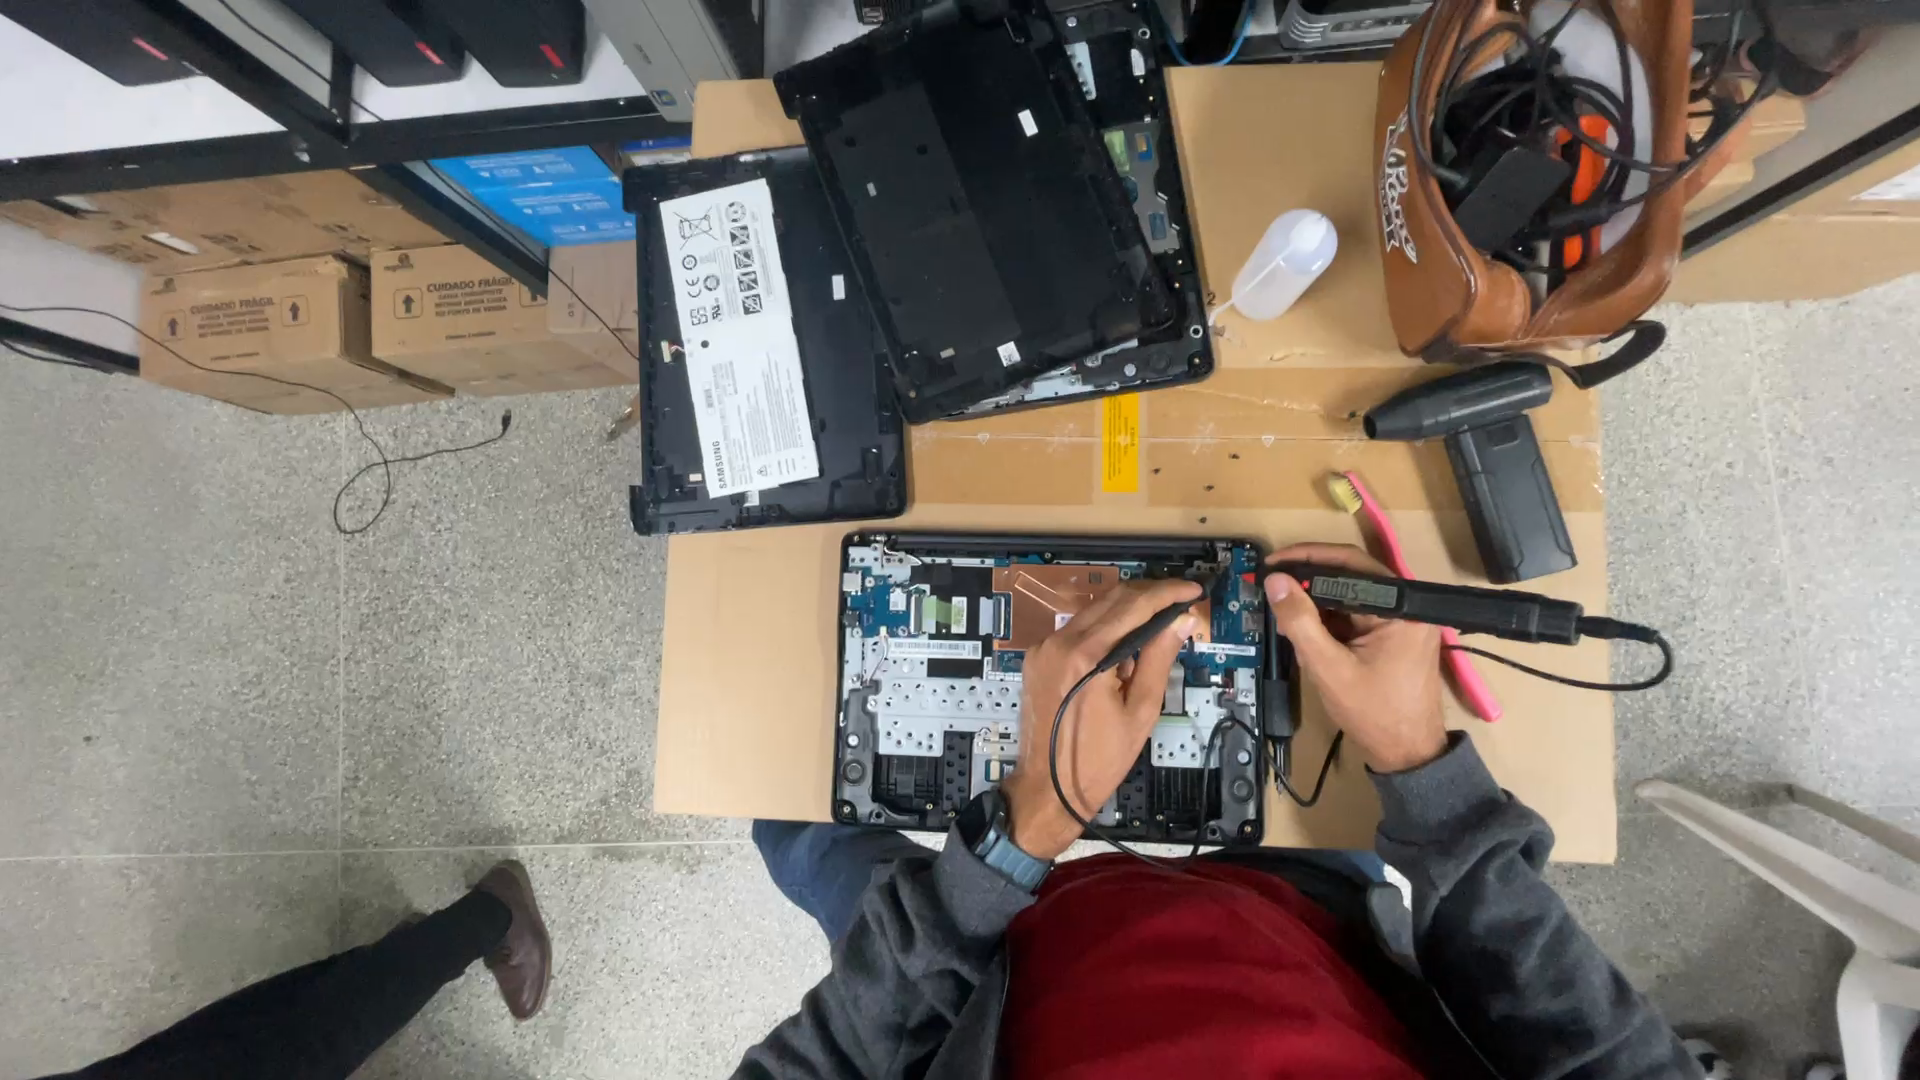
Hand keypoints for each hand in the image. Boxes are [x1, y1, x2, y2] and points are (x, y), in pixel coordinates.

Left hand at [1000, 578, 1202, 859]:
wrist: (1047, 787)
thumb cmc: (1098, 759)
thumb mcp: (1141, 710)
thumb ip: (1158, 659)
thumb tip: (1180, 622)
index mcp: (1085, 654)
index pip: (1133, 605)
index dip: (1166, 593)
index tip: (1191, 591)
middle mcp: (1059, 642)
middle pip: (1111, 600)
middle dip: (1149, 596)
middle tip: (1180, 603)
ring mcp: (1043, 648)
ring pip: (1093, 612)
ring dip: (1126, 612)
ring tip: (1158, 627)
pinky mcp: (1037, 657)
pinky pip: (1076, 630)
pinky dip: (1103, 630)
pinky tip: (1123, 650)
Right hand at [1263, 543, 1446, 773]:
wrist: (1407, 755)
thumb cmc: (1373, 713)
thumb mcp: (1328, 667)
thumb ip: (1300, 621)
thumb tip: (1275, 581)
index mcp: (1401, 609)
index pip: (1350, 564)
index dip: (1306, 558)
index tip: (1272, 564)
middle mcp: (1405, 607)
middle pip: (1349, 576)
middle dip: (1307, 580)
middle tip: (1271, 583)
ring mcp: (1399, 621)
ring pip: (1347, 594)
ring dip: (1313, 600)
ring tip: (1281, 609)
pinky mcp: (1389, 635)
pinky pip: (1352, 613)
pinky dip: (1325, 617)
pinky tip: (1302, 628)